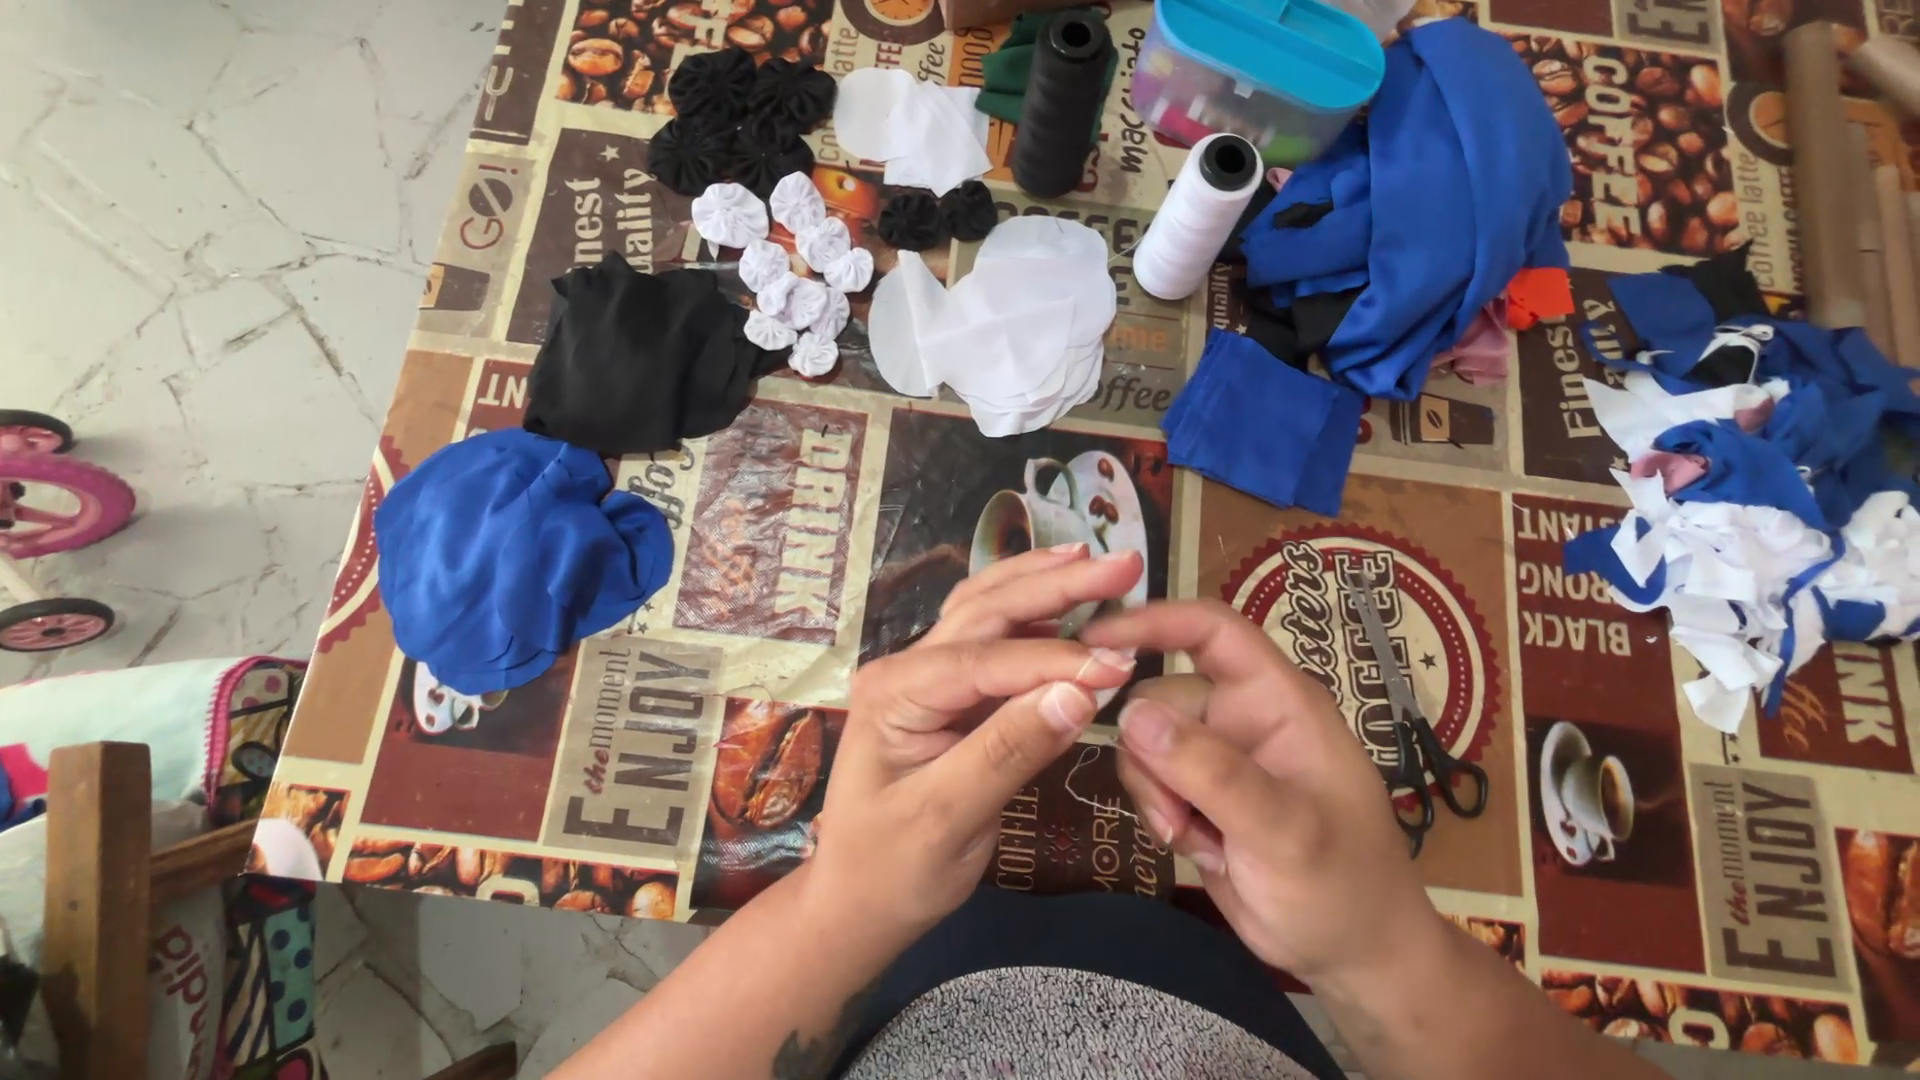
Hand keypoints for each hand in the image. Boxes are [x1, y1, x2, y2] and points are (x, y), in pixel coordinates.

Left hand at [805, 545, 1144, 937]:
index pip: (986, 659)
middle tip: (1123, 565)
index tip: (1122, 662)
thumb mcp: (948, 818)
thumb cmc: (892, 868)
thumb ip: (1010, 750)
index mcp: (896, 691)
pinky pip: (993, 640)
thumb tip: (1081, 692)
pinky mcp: (948, 692)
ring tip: (1093, 562)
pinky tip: (1067, 605)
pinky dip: (1034, 616)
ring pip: (987, 610)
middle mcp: (907, 667)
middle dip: (1056, 584)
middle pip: (987, 609)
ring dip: (1042, 583)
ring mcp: (926, 676)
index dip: (1057, 658)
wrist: (858, 901)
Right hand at [1083, 600, 1447, 985]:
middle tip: (1174, 814)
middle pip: (1161, 694)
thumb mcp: (1284, 830)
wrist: (1351, 957)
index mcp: (1277, 699)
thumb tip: (1131, 715)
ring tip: (1193, 838)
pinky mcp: (1196, 790)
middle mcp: (1241, 714)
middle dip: (1153, 754)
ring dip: (1155, 791)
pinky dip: (1158, 812)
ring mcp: (1217, 753)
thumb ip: (1210, 770)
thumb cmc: (1342, 884)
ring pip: (1144, 739)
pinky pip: (1147, 777)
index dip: (1154, 621)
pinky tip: (1198, 847)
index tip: (1094, 639)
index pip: (1211, 631)